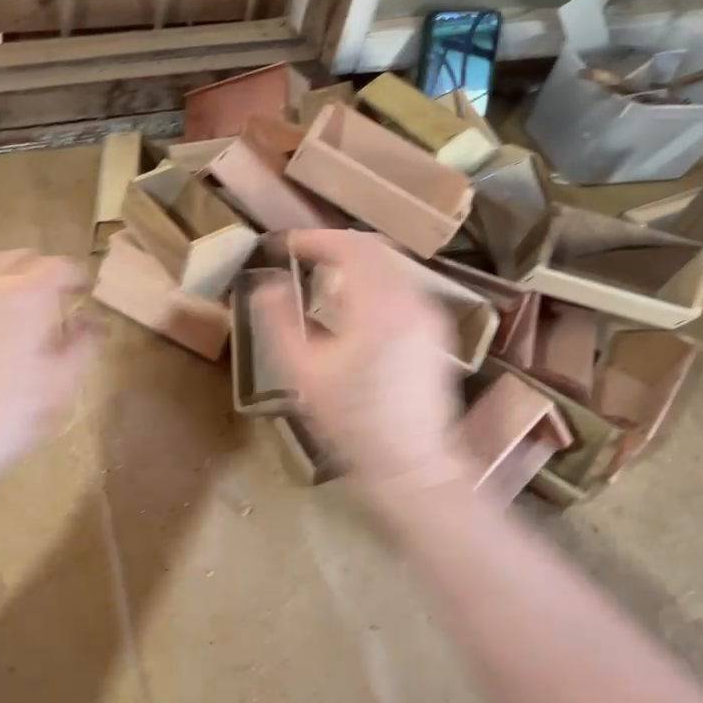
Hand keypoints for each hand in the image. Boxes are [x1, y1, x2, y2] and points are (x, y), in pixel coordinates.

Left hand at [0, 250, 97, 493]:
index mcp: (27, 293)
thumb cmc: (8, 416)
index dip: (75, 277)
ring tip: (8, 321)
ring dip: (1, 287)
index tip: (82, 294)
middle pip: (17, 259)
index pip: (59, 266)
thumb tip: (91, 322)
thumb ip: (82, 344)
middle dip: (37, 274)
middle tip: (47, 302)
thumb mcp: (61, 384)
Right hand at [255, 230, 472, 490]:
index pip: (349, 247)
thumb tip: (267, 285)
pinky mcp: (435, 332)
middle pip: (373, 249)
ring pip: (391, 266)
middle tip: (301, 253)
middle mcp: (411, 301)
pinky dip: (374, 280)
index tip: (285, 244)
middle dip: (334, 245)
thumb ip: (280, 321)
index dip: (314, 239)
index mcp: (379, 306)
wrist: (410, 463)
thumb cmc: (351, 421)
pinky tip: (352, 304)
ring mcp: (429, 316)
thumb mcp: (303, 372)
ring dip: (355, 262)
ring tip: (322, 276)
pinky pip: (402, 287)